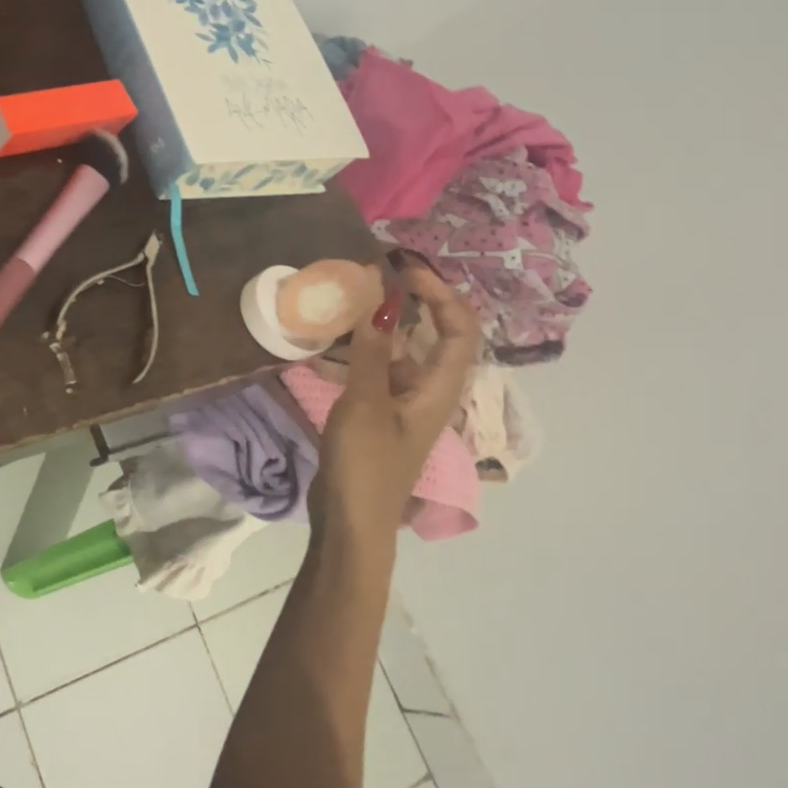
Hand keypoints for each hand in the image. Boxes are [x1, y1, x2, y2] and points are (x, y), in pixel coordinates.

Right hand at [310, 262, 479, 536]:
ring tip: (346, 298)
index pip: (459, 327)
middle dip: (411, 298)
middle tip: (373, 271)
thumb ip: (371, 352)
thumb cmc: (366, 464)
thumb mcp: (365, 404)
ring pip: (400, 349)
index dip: (439, 292)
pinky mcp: (377, 413)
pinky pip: (375, 367)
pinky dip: (358, 346)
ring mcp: (402, 402)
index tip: (400, 268)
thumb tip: (380, 300)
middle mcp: (429, 389)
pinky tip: (328, 340)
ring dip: (380, 321)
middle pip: (434, 333)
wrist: (352, 520)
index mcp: (440, 387)